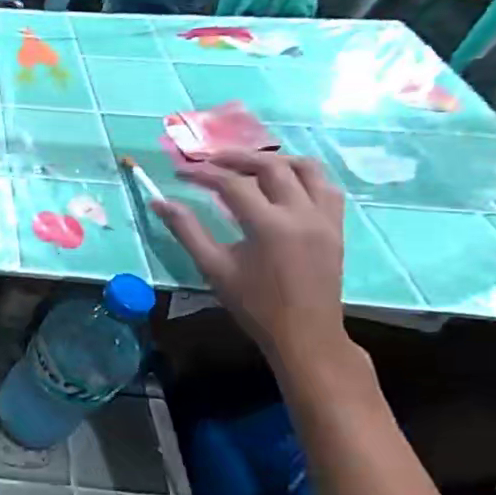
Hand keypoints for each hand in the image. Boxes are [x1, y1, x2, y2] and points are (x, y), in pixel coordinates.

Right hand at [152, 151, 348, 361]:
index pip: (232, 184)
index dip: (203, 173)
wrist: (305, 337)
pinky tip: (285, 183)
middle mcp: (300, 214)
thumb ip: (187, 230)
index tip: (182, 172)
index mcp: (269, 226)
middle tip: (212, 160)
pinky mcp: (336, 226)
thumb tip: (158, 202)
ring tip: (251, 165)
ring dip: (275, 159)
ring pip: (305, 168)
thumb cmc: (255, 306)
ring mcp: (324, 218)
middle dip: (237, 157)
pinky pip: (326, 186)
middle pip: (269, 166)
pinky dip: (305, 176)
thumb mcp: (214, 268)